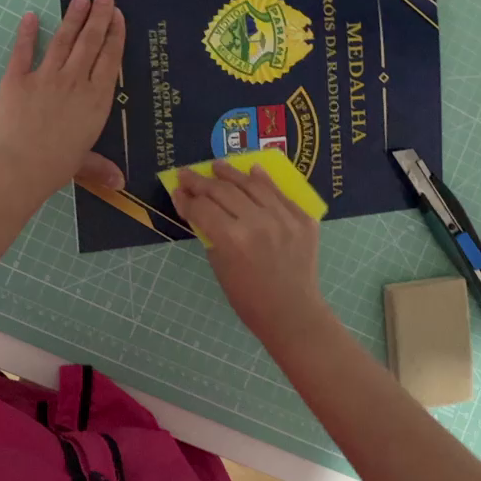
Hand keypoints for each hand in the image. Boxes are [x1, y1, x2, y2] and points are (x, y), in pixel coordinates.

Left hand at [0, 0, 126, 200]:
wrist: (17, 166)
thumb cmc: (55, 167)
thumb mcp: (83, 164)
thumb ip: (100, 167)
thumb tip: (120, 183)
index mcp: (96, 100)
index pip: (109, 59)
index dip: (115, 35)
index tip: (118, 15)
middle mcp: (75, 82)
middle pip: (90, 42)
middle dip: (99, 15)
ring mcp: (45, 77)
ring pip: (63, 40)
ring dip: (73, 17)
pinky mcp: (17, 79)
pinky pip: (23, 51)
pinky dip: (26, 32)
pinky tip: (30, 16)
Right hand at [169, 162, 333, 342]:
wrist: (292, 314)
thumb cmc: (249, 299)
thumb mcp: (220, 267)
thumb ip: (209, 233)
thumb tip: (195, 207)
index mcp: (233, 240)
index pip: (202, 208)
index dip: (186, 198)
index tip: (177, 190)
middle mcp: (258, 222)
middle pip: (223, 191)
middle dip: (200, 181)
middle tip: (186, 173)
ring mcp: (283, 218)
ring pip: (252, 184)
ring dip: (230, 173)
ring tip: (217, 166)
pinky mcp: (302, 218)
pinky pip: (279, 193)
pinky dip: (264, 180)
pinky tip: (252, 170)